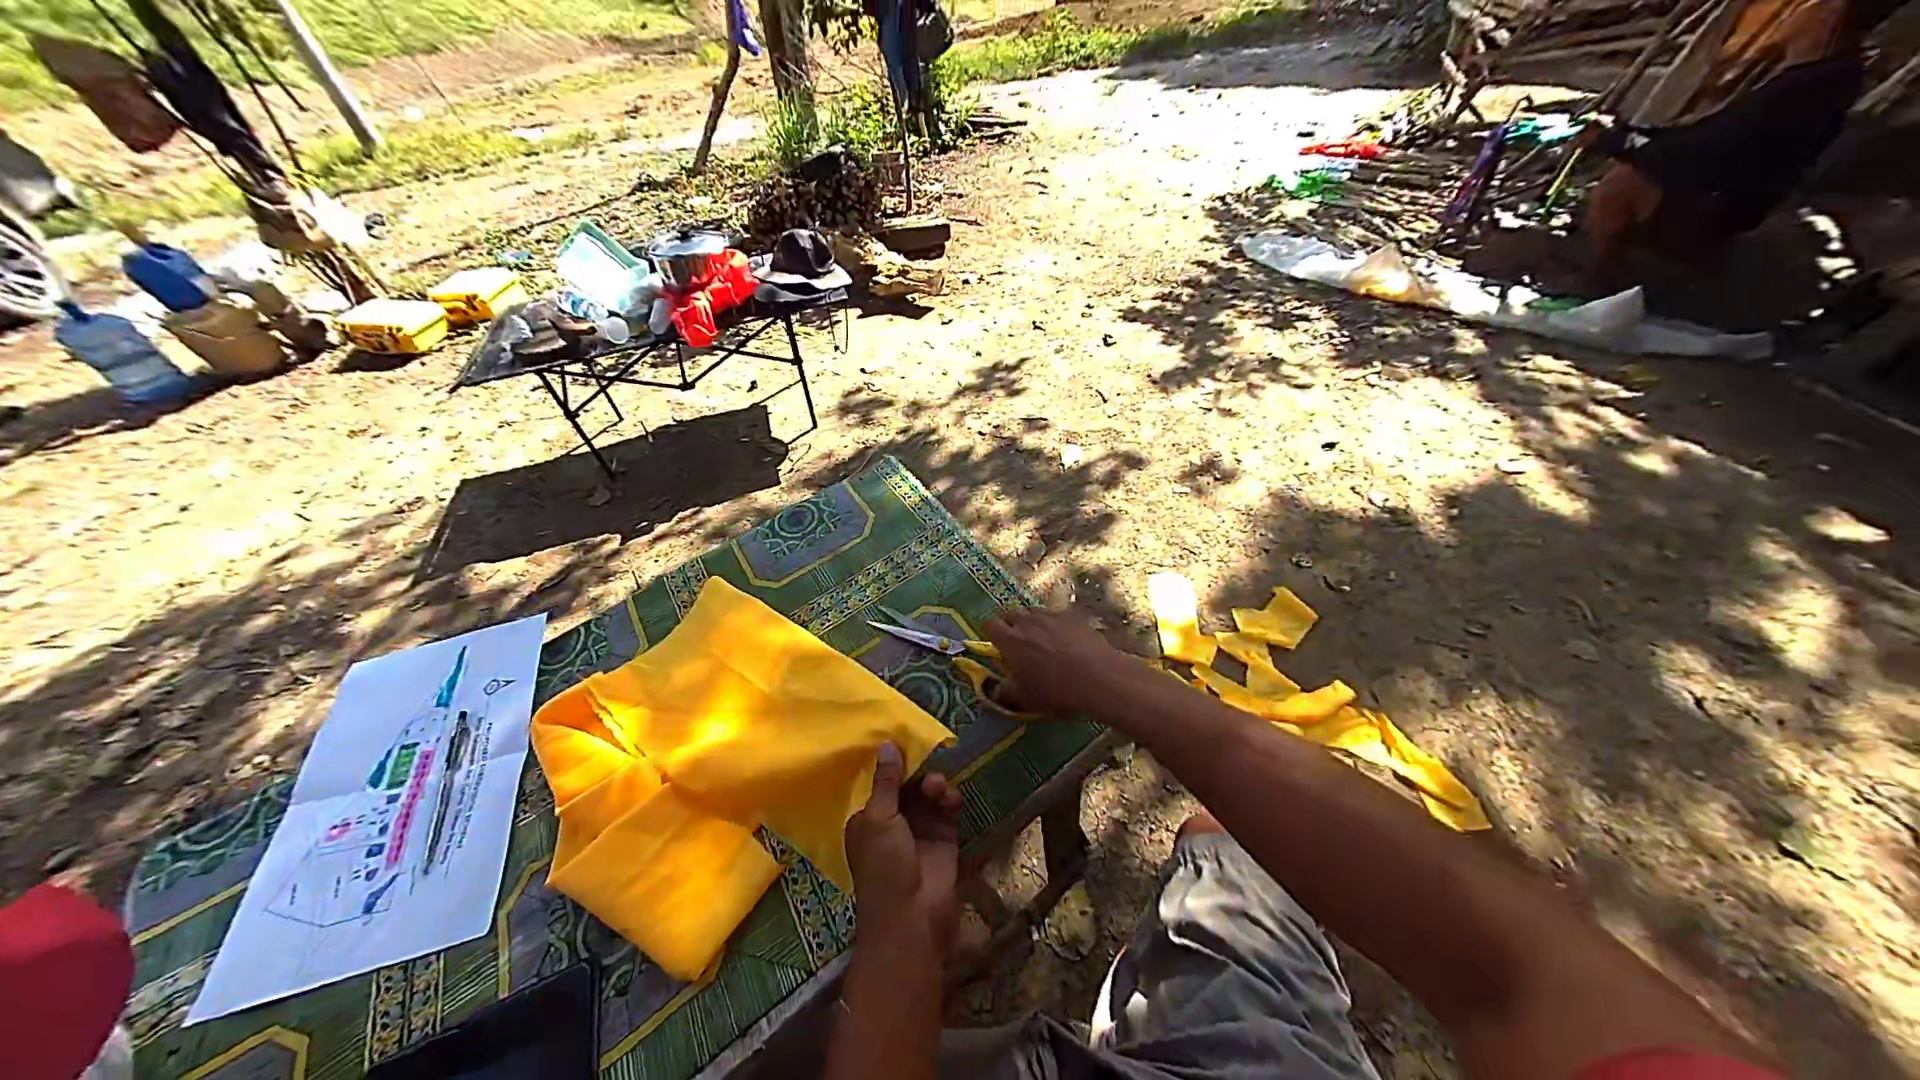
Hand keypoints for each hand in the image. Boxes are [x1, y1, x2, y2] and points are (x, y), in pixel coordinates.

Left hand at [844, 742, 962, 957]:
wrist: (912, 918)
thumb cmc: (884, 866)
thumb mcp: (878, 819)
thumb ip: (886, 781)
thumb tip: (886, 744)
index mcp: (869, 819)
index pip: (882, 783)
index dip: (894, 765)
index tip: (907, 742)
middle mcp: (894, 822)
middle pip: (909, 786)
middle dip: (918, 773)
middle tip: (928, 765)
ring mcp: (920, 830)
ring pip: (929, 795)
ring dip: (935, 786)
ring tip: (938, 788)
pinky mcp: (944, 838)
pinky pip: (948, 810)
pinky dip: (950, 800)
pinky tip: (951, 799)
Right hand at [984, 607, 1145, 718]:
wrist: (1101, 679)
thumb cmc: (1057, 691)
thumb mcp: (1026, 699)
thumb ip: (1005, 692)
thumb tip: (996, 690)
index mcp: (1010, 640)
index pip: (989, 625)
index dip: (991, 635)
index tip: (998, 648)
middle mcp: (1027, 621)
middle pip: (1010, 615)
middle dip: (1011, 627)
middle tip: (1019, 647)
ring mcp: (1051, 616)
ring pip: (1033, 613)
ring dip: (1032, 625)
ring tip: (1043, 643)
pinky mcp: (1072, 616)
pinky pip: (1054, 617)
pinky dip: (1054, 626)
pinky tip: (1065, 642)